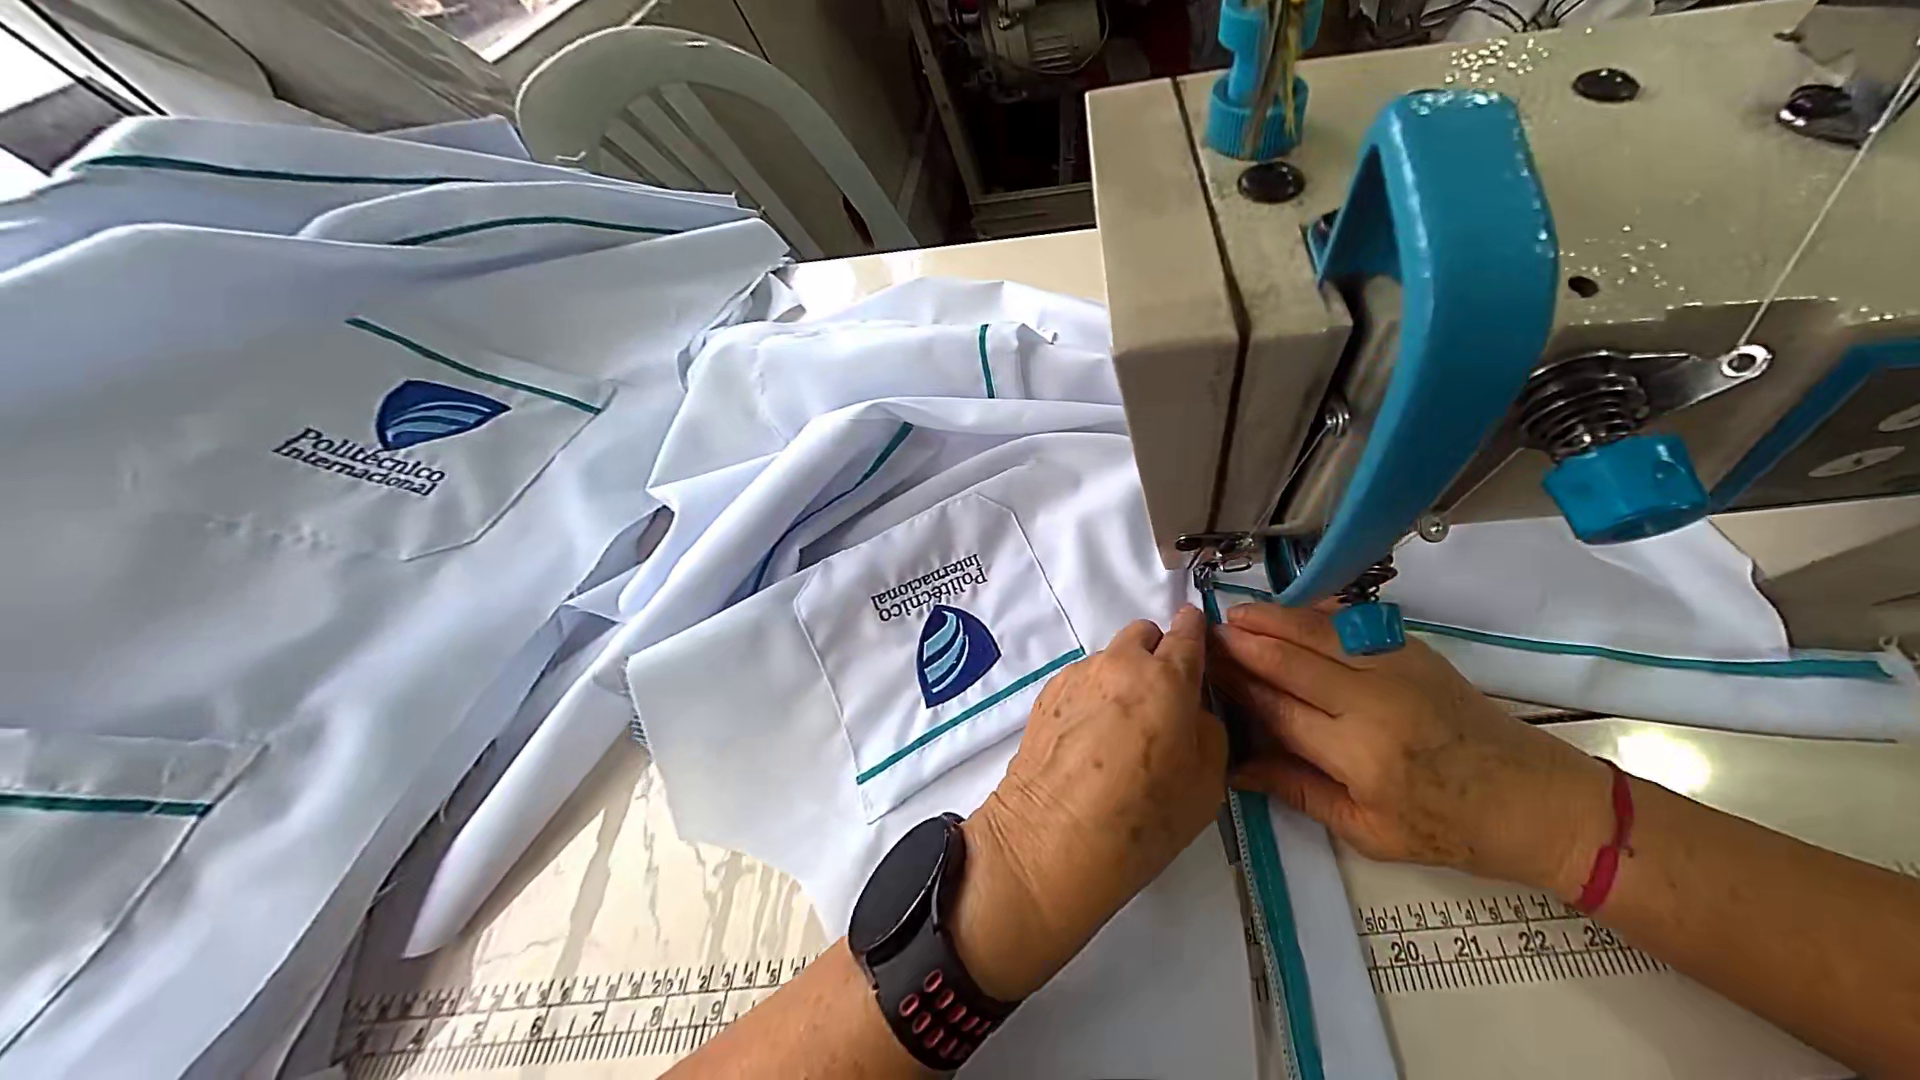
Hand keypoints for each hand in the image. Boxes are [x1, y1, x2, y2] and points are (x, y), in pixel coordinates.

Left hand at [954, 607, 1226, 999]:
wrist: (1051, 838)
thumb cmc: (1141, 817)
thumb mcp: (1206, 782)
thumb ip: (1206, 728)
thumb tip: (1190, 709)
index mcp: (1165, 678)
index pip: (1187, 633)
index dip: (1196, 631)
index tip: (1196, 636)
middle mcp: (1119, 665)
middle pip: (1142, 634)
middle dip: (1156, 653)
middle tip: (1160, 697)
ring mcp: (1077, 675)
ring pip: (1109, 659)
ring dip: (1121, 678)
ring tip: (1118, 729)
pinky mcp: (1046, 693)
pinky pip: (1081, 680)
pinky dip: (1092, 695)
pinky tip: (1088, 738)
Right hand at [1211, 602, 1612, 898]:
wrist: (1536, 801)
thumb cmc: (1449, 828)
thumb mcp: (1367, 830)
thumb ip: (1297, 790)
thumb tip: (1236, 766)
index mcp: (1357, 754)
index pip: (1276, 708)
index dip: (1235, 686)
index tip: (1203, 671)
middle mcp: (1372, 703)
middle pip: (1288, 661)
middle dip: (1241, 644)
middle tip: (1206, 634)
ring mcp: (1395, 670)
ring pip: (1316, 633)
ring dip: (1270, 619)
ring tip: (1234, 613)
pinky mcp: (1413, 653)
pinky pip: (1352, 623)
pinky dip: (1314, 612)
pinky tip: (1288, 608)